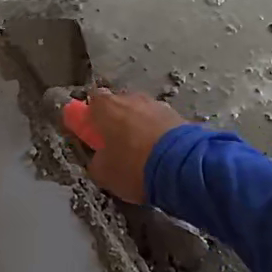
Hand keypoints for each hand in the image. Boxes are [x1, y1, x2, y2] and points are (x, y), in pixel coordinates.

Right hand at [73, 88, 184, 203]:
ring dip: (137, 126)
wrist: (182, 164)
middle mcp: (130, 98)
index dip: (90, 116)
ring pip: (140, 112)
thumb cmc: (133, 165)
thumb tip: (101, 157)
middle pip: (117, 105)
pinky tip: (158, 152)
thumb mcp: (102, 173)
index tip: (92, 132)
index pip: (91, 101)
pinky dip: (156, 132)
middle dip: (115, 121)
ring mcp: (155, 104)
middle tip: (115, 145)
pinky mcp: (176, 114)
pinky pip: (158, 122)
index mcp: (106, 107)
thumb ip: (97, 160)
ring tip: (140, 152)